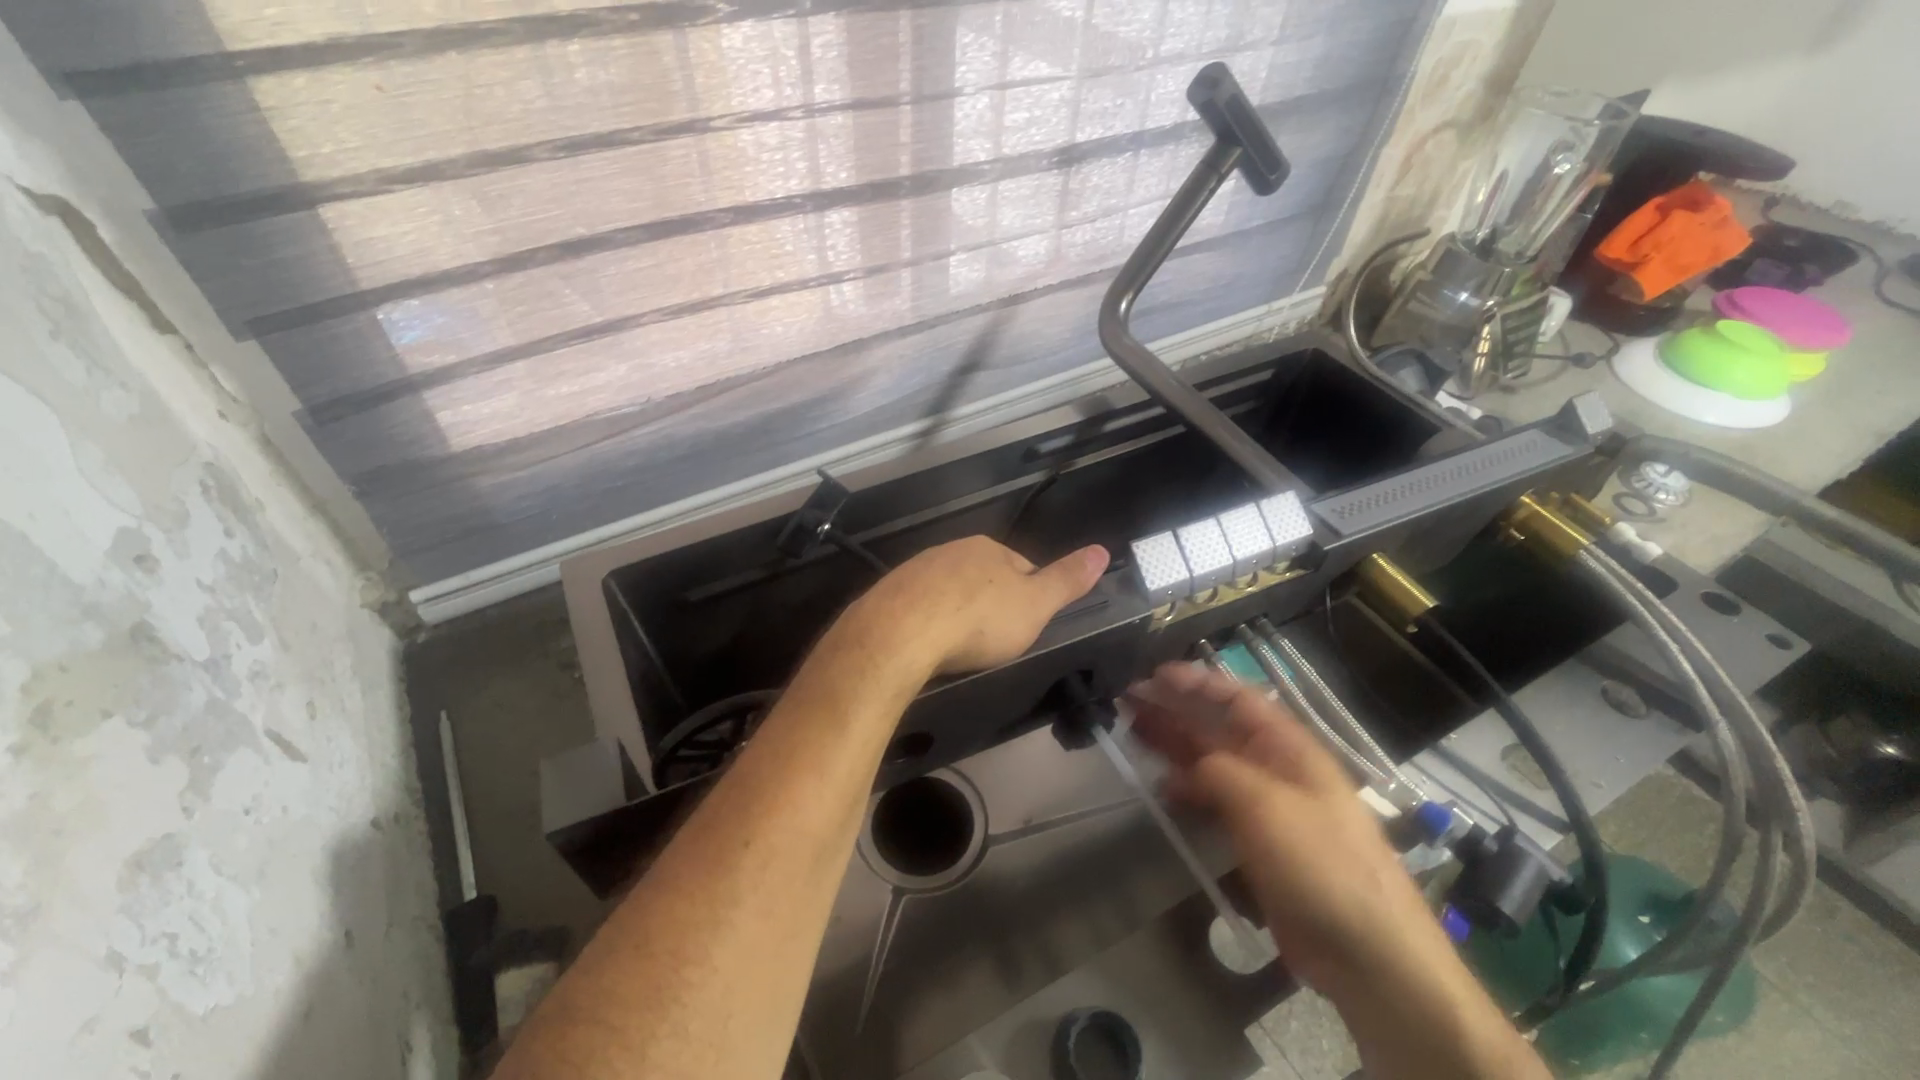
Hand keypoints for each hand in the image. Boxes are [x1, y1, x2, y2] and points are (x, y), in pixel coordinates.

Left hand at [847, 536, 1109, 674]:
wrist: (900, 633)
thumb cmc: (979, 621)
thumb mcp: (1036, 605)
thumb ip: (1067, 580)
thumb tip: (1102, 549)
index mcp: (990, 549)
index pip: (1021, 566)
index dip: (1029, 594)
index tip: (1028, 624)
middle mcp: (952, 550)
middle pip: (981, 575)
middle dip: (989, 602)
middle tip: (994, 640)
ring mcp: (916, 570)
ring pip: (947, 589)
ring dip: (955, 611)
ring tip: (959, 646)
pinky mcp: (888, 593)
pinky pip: (917, 606)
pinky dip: (926, 622)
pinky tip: (927, 645)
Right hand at [1128, 662, 1451, 996]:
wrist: (1366, 948)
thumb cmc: (1320, 862)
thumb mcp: (1265, 804)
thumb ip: (1219, 771)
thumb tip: (1186, 767)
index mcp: (1290, 749)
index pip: (1239, 699)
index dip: (1197, 683)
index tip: (1154, 675)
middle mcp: (1278, 770)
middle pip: (1220, 728)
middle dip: (1177, 710)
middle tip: (1129, 701)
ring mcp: (1269, 809)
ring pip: (1214, 764)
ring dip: (1176, 747)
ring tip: (1134, 734)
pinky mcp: (1260, 845)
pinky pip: (1217, 804)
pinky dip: (1187, 791)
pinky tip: (1162, 789)